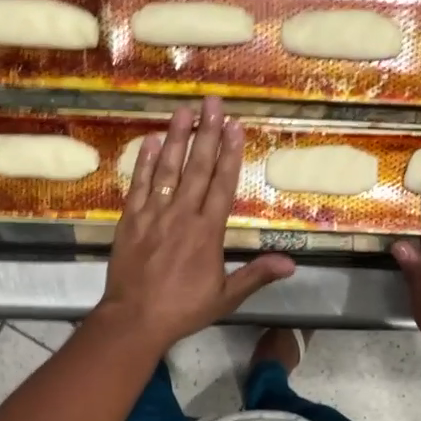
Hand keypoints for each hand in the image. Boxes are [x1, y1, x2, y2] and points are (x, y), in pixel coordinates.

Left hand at [94, 96, 294, 349]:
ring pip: (167, 169)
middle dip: (207, 133)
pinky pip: (139, 184)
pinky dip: (145, 162)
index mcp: (207, 233)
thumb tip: (290, 264)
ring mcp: (153, 215)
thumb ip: (256, 275)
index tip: (235, 127)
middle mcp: (182, 215)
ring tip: (185, 109)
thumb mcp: (226, 297)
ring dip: (177, 137)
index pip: (222, 185)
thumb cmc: (183, 310)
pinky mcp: (130, 220)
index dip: (230, 154)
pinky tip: (152, 141)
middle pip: (197, 167)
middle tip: (213, 102)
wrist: (135, 319)